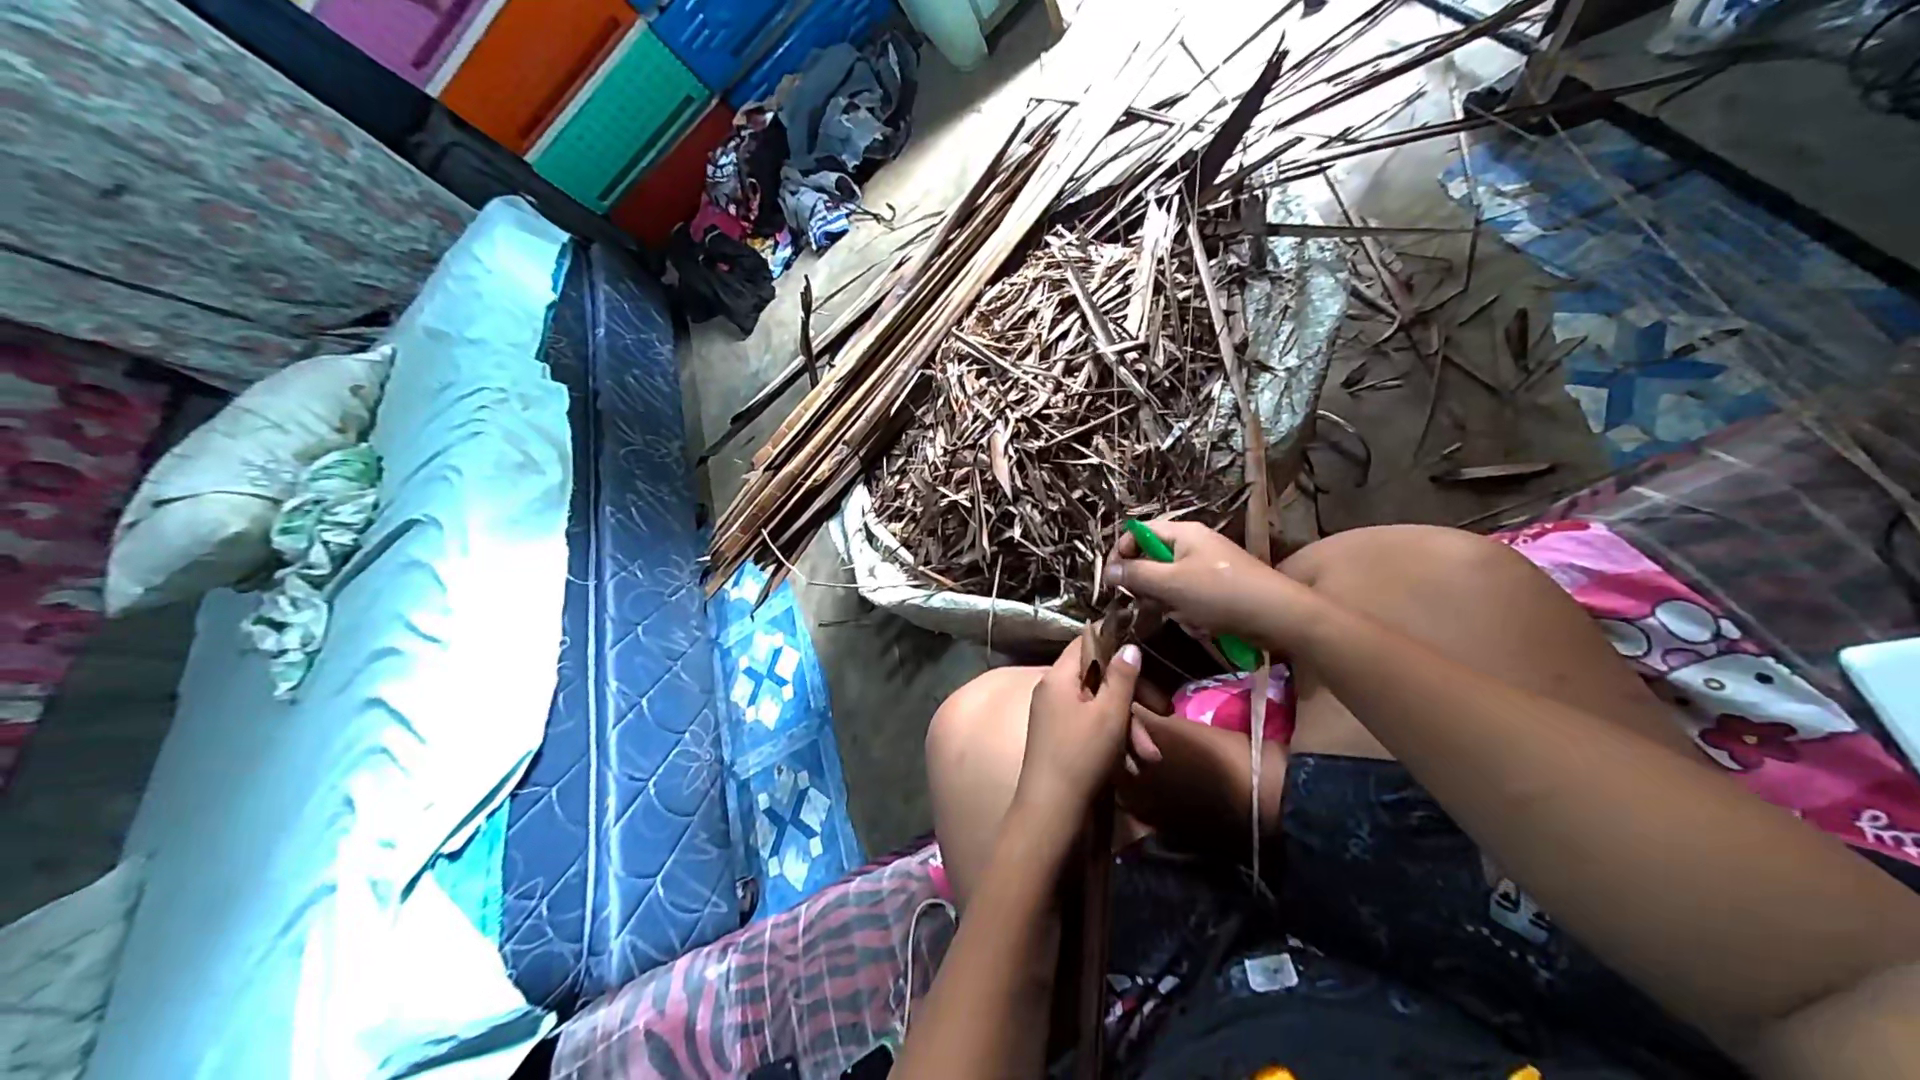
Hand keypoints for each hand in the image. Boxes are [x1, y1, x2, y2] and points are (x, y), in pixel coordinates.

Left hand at [1013, 638, 1144, 819]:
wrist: (1051, 811)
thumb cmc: (1081, 755)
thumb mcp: (1109, 713)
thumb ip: (1121, 677)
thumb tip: (1130, 647)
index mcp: (1058, 677)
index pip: (1085, 643)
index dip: (1114, 646)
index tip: (1143, 660)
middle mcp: (1053, 692)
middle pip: (1098, 680)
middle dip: (1133, 700)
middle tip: (1164, 713)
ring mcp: (1055, 717)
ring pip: (1099, 709)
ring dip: (1128, 728)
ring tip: (1150, 757)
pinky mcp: (1060, 740)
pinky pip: (1091, 729)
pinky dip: (1113, 742)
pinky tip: (1133, 768)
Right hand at [1104, 520, 1319, 651]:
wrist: (1277, 616)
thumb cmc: (1219, 593)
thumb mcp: (1170, 584)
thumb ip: (1135, 575)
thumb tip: (1107, 571)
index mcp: (1183, 533)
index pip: (1138, 532)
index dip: (1121, 554)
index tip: (1113, 582)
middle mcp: (1194, 544)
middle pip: (1152, 559)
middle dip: (1148, 586)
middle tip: (1152, 603)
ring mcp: (1207, 566)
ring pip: (1168, 583)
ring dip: (1169, 603)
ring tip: (1184, 616)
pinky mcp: (1218, 587)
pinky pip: (1188, 597)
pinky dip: (1188, 612)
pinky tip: (1201, 624)